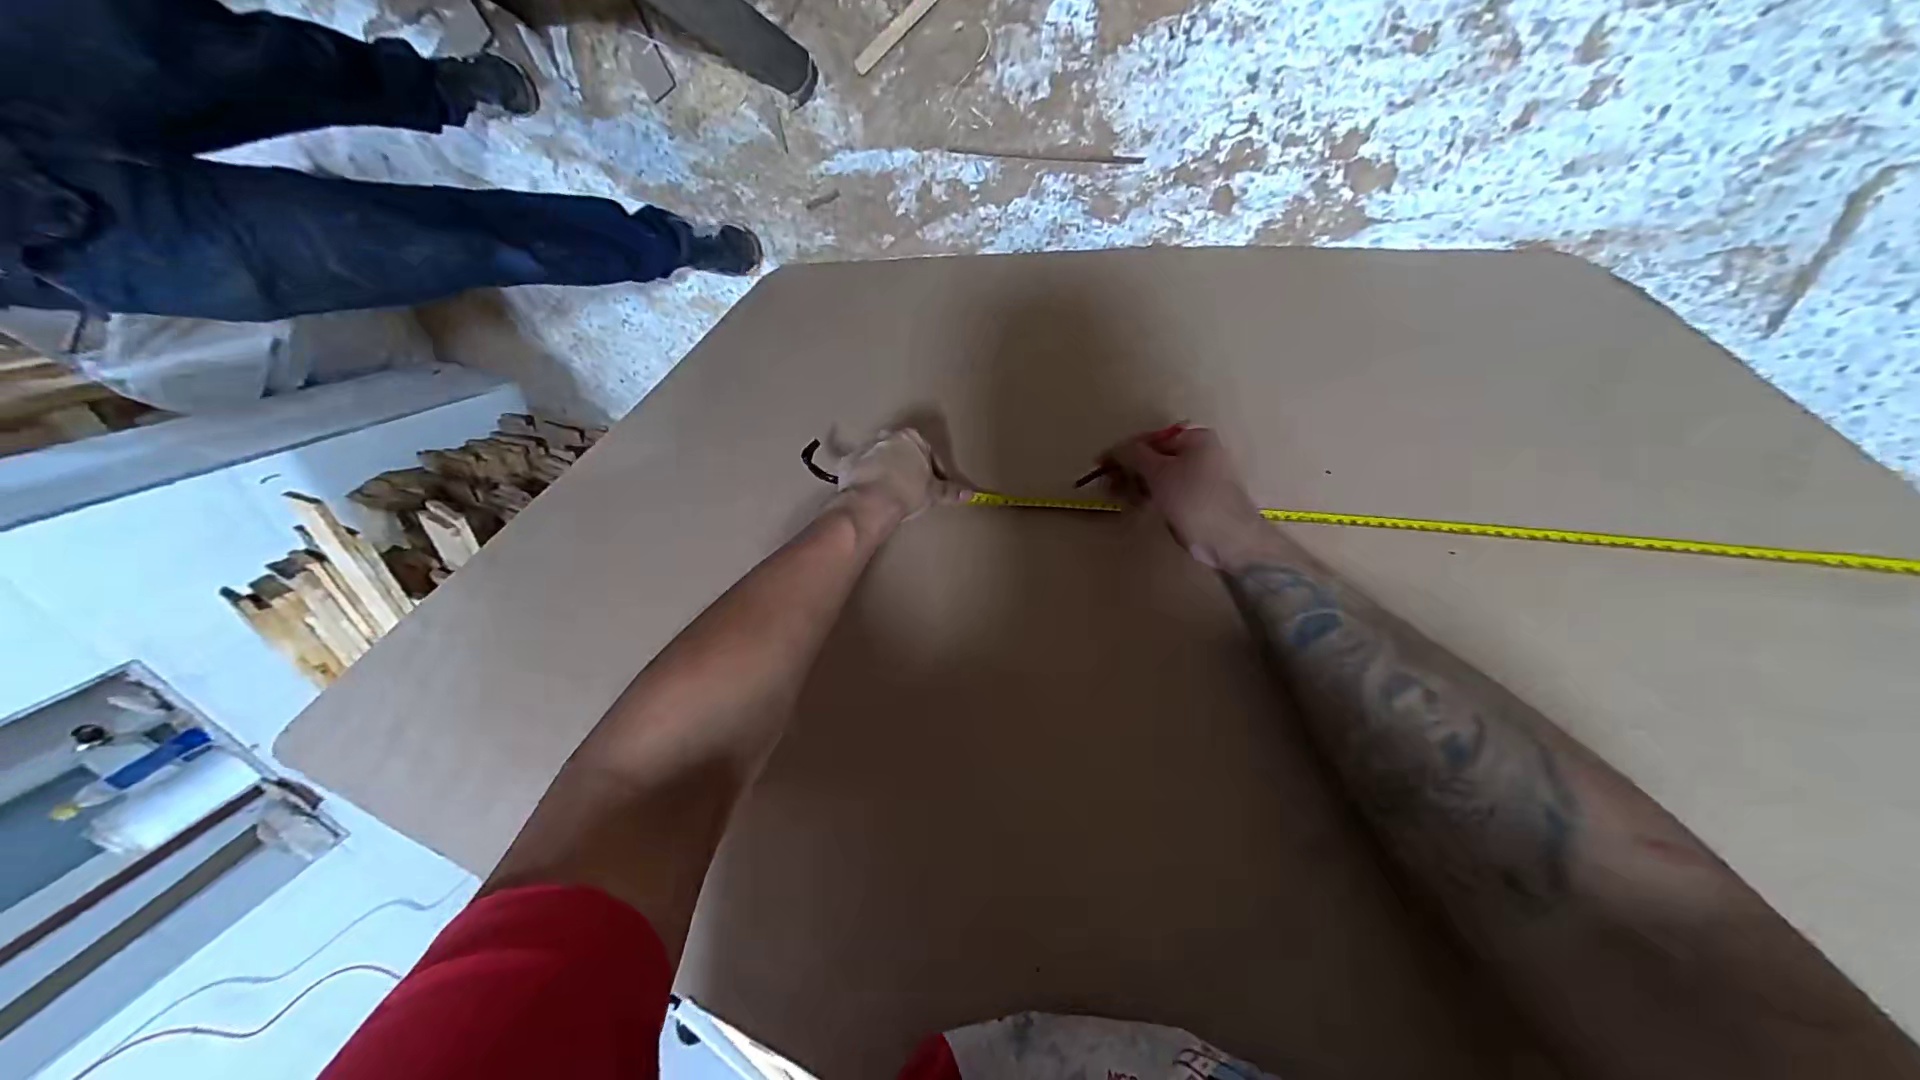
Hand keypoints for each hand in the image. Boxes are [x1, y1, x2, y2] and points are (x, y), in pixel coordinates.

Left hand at [833, 427, 967, 524]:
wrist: (871, 502)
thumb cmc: (908, 492)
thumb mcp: (933, 493)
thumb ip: (950, 491)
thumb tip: (969, 494)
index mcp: (912, 438)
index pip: (928, 452)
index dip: (932, 471)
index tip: (932, 487)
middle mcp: (887, 436)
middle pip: (901, 452)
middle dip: (906, 467)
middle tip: (910, 490)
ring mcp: (864, 448)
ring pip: (879, 459)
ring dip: (884, 472)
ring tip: (888, 494)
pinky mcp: (847, 462)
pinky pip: (859, 470)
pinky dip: (864, 480)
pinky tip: (869, 495)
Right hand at [1105, 426, 1273, 569]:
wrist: (1228, 538)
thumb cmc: (1193, 498)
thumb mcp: (1159, 471)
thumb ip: (1133, 455)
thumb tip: (1115, 449)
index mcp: (1194, 438)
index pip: (1149, 438)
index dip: (1122, 450)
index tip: (1099, 464)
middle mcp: (1198, 453)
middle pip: (1152, 457)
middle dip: (1127, 470)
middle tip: (1106, 485)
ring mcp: (1197, 477)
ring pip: (1157, 476)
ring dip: (1135, 484)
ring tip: (1116, 496)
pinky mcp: (1194, 499)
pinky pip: (1165, 491)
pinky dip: (1149, 495)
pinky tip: (1135, 503)